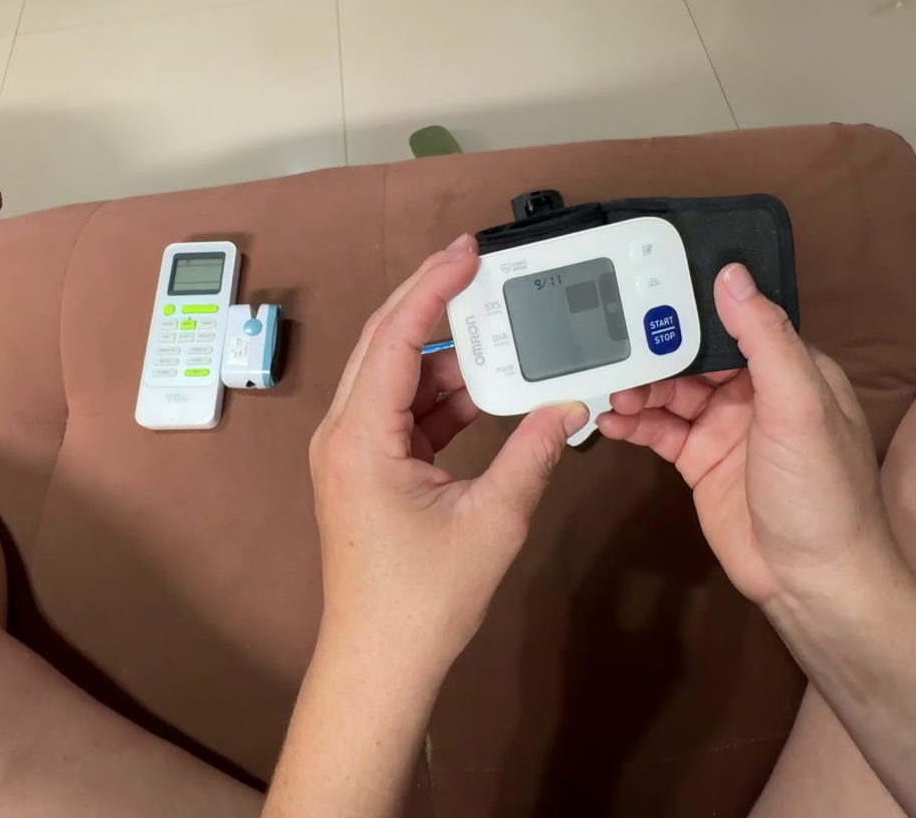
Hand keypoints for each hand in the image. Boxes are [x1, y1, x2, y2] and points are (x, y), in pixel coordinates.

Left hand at [309, 234, 587, 671]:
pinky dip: (443, 395)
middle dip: (430, 299)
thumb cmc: (423, 599)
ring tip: (495, 329)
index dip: (432, 287)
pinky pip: (405, 409)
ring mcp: (353, 447)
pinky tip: (484, 388)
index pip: (395, 337)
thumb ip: (533, 452)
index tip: (466, 252)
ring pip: (397, 375)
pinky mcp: (369, 464)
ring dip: (444, 354)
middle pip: (385, 341)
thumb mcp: (492, 520)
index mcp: (361, 436)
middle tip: (474, 264)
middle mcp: (345, 432)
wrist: (379, 662)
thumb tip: (570, 404)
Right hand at [597, 263, 896, 609]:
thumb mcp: (799, 406)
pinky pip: (658, 429)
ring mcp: (722, 425)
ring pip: (668, 391)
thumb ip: (765, 340)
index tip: (648, 294)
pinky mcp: (697, 458)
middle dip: (653, 351)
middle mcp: (752, 391)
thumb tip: (732, 276)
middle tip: (616, 350)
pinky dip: (633, 423)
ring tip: (612, 393)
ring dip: (638, 388)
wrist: (810, 583)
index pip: (732, 323)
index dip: (691, 310)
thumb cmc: (821, 490)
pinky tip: (610, 423)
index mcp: (787, 369)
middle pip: (691, 356)